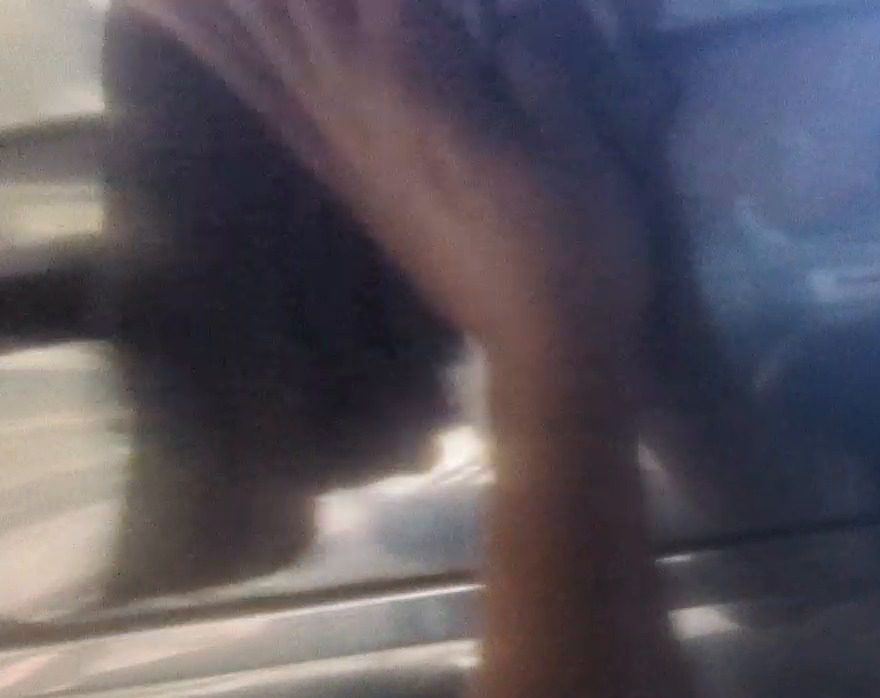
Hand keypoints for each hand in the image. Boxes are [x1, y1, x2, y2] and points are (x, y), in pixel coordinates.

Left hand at [122, 0, 666, 366]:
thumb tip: (505, 20)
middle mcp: (362, 97)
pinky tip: (161, 8)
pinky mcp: (347, 182)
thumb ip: (537, 68)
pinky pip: (258, 97)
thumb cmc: (583, 254)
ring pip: (259, 28)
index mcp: (424, 80)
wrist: (551, 348)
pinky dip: (205, 43)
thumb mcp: (587, 157)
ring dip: (240, 1)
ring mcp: (343, 142)